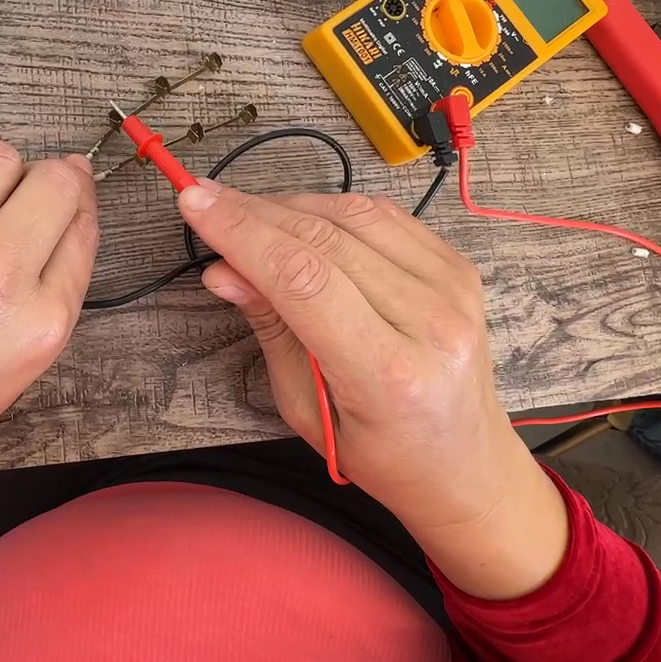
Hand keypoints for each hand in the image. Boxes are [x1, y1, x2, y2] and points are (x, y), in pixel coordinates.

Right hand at [177, 182, 568, 599]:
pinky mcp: (458, 264)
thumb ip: (270, 328)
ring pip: (351, 215)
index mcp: (389, 374)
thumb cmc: (377, 450)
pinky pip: (381, 213)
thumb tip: (223, 270)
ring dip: (286, 205)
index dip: (243, 233)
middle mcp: (431, 321)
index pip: (304, 279)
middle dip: (252, 212)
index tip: (194, 203)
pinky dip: (328, 207)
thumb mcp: (305, 408)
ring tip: (243, 210)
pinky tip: (295, 216)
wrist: (466, 462)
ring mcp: (452, 287)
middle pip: (324, 240)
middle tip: (204, 199)